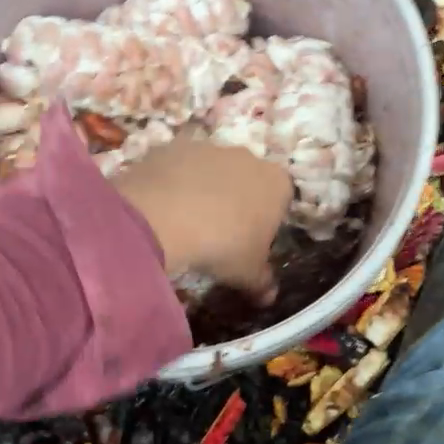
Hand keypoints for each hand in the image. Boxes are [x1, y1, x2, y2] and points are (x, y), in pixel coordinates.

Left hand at [111, 138, 294, 302]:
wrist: (163, 217)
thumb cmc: (223, 246)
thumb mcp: (247, 274)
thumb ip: (262, 283)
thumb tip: (268, 298)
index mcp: (278, 184)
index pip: (281, 199)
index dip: (267, 220)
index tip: (251, 241)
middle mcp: (249, 157)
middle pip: (248, 179)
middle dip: (237, 200)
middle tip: (219, 233)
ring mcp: (210, 147)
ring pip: (212, 171)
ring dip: (204, 190)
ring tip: (186, 222)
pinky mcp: (174, 145)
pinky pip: (179, 167)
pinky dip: (174, 183)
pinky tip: (162, 209)